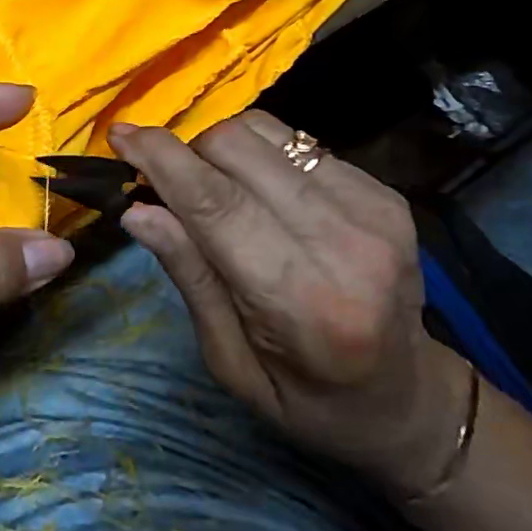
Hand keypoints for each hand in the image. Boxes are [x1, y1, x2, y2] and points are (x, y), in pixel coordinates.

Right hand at [109, 111, 469, 496]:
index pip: (217, 204)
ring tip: (219, 190)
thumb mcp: (231, 363)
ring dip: (222, 148)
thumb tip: (137, 211)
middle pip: (237, 149)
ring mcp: (373, 207)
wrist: (410, 397)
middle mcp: (345, 241)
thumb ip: (190, 277)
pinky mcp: (384, 189)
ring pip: (265, 131)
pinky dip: (261, 156)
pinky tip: (263, 193)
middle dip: (188, 153)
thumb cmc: (309, 399)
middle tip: (172, 187)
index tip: (120, 135)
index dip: (162, 160)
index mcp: (303, 301)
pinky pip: (297, 141)